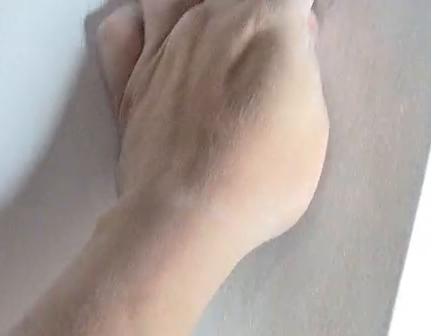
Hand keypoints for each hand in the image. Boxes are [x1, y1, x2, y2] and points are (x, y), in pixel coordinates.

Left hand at [96, 0, 329, 259]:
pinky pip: (118, 31)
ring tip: (205, 39)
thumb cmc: (257, 182)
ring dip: (188, 8)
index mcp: (267, 20)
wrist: (189, 219)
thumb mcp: (312, 129)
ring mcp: (164, 48)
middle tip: (260, 61)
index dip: (298, 24)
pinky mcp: (129, 85)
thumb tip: (294, 47)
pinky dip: (133, 28)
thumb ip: (302, 74)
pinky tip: (149, 44)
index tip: (301, 47)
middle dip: (254, 18)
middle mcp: (211, 19)